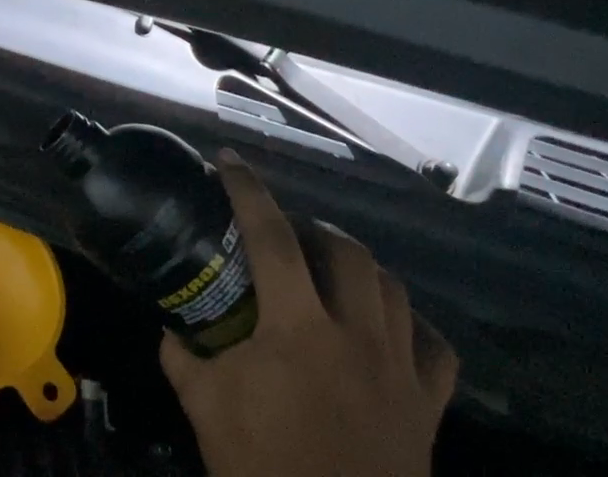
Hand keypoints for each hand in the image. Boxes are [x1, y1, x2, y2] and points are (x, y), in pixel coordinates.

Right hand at [160, 150, 457, 476]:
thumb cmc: (263, 468)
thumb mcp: (206, 408)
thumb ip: (184, 355)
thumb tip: (172, 325)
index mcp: (298, 330)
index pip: (272, 239)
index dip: (249, 193)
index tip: (230, 162)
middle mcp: (357, 336)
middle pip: (347, 253)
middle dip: (315, 229)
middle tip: (288, 234)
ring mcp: (401, 370)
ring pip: (394, 290)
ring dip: (360, 268)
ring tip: (332, 271)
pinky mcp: (429, 406)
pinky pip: (436, 348)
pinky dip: (412, 325)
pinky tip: (390, 326)